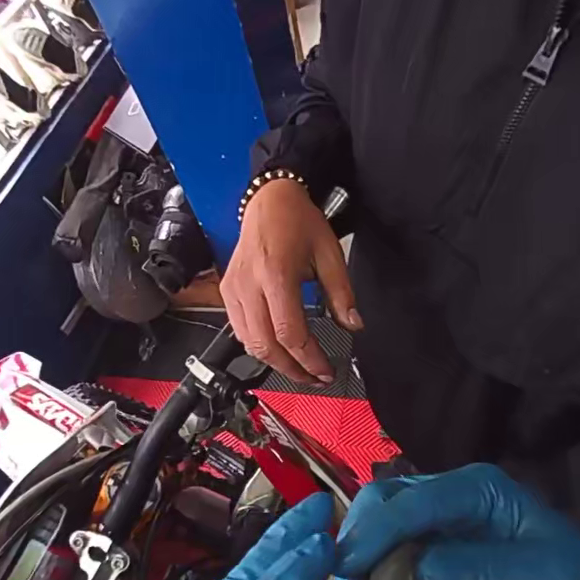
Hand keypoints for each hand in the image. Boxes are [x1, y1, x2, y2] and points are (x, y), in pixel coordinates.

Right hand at [222, 178, 359, 383]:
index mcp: (276, 274)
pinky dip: (258, 347)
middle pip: (266, 346)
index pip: (290, 333)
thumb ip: (341, 293)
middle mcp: (250, 285)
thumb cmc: (296, 222)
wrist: (268, 201)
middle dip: (292, 369)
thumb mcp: (330, 253)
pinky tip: (277, 350)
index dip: (309, 359)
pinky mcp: (227, 293)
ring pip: (250, 344)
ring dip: (275, 363)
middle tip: (314, 378)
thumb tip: (352, 324)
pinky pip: (239, 332)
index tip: (325, 371)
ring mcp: (234, 291)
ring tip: (298, 369)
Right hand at [334, 464, 579, 579]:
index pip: (414, 500)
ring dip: (360, 554)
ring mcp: (445, 524)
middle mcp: (456, 496)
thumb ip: (480, 571)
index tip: (347, 570)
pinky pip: (394, 551)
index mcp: (481, 490)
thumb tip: (415, 567)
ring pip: (384, 524)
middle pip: (388, 501)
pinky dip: (374, 570)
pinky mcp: (440, 552)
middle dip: (359, 537)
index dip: (376, 531)